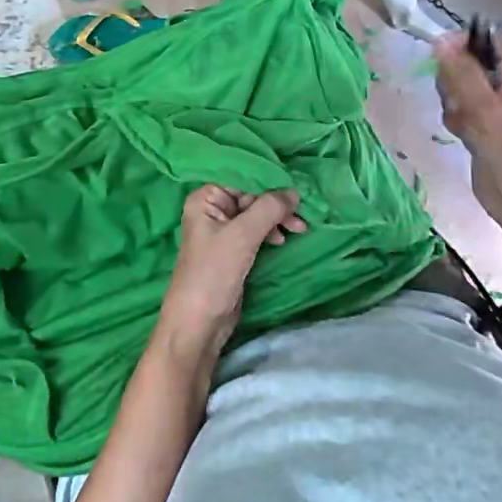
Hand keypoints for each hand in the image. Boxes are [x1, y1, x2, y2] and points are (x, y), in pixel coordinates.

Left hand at [159, 185, 305, 349]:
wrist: (200, 323)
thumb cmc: (214, 273)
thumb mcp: (243, 235)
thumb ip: (269, 208)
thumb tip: (294, 191)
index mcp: (206, 198)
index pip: (243, 178)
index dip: (270, 181)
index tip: (297, 188)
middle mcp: (212, 209)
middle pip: (251, 194)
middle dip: (277, 203)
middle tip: (301, 217)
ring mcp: (223, 229)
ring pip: (257, 213)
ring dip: (278, 218)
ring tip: (299, 229)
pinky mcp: (233, 248)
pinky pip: (256, 230)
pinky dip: (271, 231)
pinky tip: (282, 239)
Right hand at [432, 34, 501, 232]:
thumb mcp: (488, 112)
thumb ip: (462, 75)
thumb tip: (439, 41)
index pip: (487, 43)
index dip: (462, 49)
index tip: (442, 65)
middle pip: (468, 65)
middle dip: (456, 84)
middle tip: (463, 107)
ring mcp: (497, 108)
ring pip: (459, 89)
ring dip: (455, 106)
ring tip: (467, 128)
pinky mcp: (484, 127)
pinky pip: (460, 111)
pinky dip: (457, 122)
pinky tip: (465, 138)